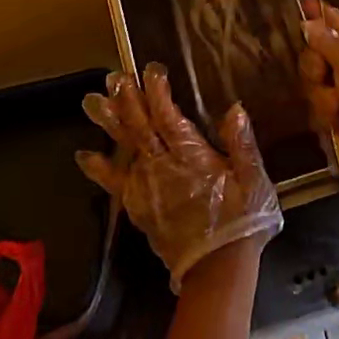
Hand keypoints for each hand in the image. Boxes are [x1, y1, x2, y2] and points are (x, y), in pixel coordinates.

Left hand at [77, 63, 281, 291]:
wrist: (218, 268)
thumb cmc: (242, 220)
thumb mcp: (254, 180)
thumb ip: (241, 144)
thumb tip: (235, 108)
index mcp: (191, 156)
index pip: (168, 116)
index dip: (157, 91)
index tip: (149, 70)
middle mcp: (163, 166)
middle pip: (140, 127)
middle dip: (127, 100)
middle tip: (113, 78)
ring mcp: (147, 187)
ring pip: (124, 148)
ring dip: (109, 123)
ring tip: (92, 101)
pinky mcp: (139, 207)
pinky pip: (114, 184)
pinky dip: (98, 168)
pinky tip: (84, 154)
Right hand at [299, 2, 338, 210]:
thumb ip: (328, 42)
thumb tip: (310, 25)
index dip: (322, 15)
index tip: (304, 3)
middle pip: (318, 57)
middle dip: (316, 69)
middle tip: (324, 77)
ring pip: (315, 86)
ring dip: (323, 98)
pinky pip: (320, 109)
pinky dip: (327, 116)